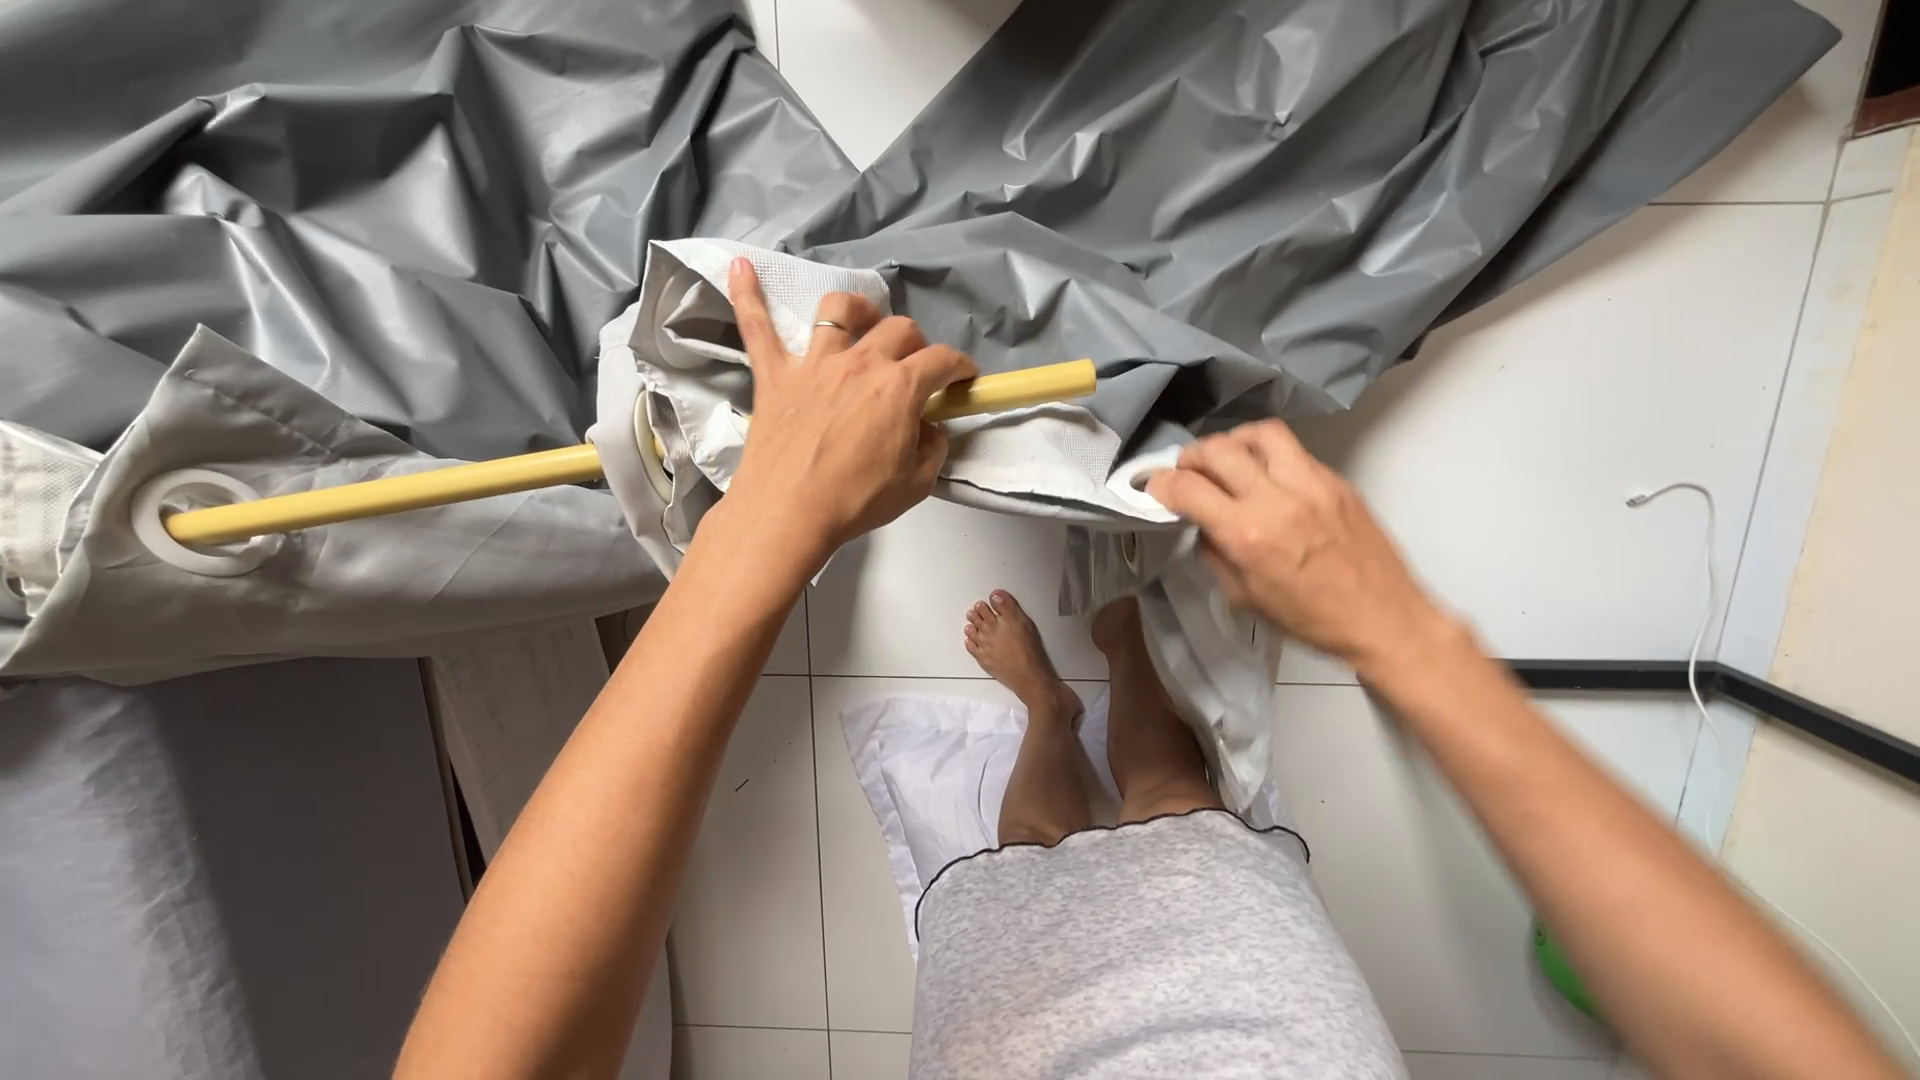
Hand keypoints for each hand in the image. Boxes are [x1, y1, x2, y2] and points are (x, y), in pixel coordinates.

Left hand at [722, 258, 976, 564]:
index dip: (960, 366)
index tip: (963, 377)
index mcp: (900, 388)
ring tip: (861, 323)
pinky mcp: (774, 375)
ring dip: (858, 310)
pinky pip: (757, 327)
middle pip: (898, 328)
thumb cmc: (855, 501)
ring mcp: (814, 364)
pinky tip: (740, 267)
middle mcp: (860, 363)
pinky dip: (747, 295)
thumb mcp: (916, 484)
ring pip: (838, 310)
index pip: (942, 360)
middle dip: (916, 342)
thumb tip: (929, 428)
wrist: (789, 514)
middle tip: (914, 365)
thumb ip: (932, 448)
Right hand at [1146, 420, 1454, 674]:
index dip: (1160, 484)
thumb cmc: (1309, 620)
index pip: (1187, 488)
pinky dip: (1267, 455)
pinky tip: (1266, 477)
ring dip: (1232, 442)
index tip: (1155, 488)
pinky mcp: (1336, 480)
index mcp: (1248, 535)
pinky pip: (1293, 450)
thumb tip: (1200, 524)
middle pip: (1217, 449)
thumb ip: (1215, 553)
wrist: (1384, 619)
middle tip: (1187, 472)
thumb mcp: (1243, 596)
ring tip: (1227, 461)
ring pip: (1259, 433)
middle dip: (1190, 457)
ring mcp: (1311, 483)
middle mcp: (1277, 499)